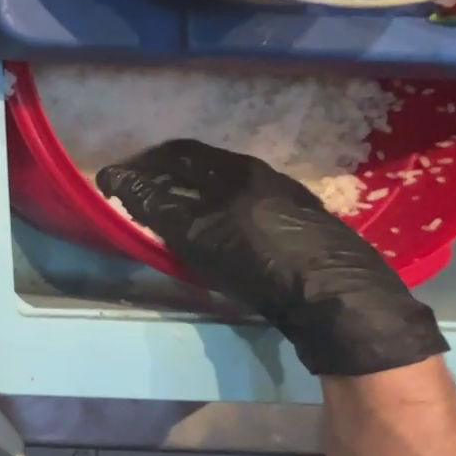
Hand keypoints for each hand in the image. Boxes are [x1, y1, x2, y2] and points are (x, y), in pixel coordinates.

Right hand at [97, 139, 447, 375]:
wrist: (342, 303)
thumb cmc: (256, 261)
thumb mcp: (193, 234)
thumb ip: (151, 203)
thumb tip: (113, 177)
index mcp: (235, 169)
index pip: (175, 152)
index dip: (141, 164)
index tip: (118, 182)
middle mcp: (266, 175)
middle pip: (204, 168)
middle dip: (168, 179)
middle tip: (143, 199)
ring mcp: (292, 200)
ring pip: (230, 188)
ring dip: (197, 196)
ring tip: (178, 218)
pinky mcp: (310, 225)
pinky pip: (252, 207)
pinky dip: (224, 212)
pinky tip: (221, 235)